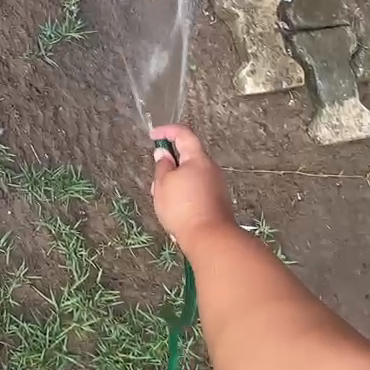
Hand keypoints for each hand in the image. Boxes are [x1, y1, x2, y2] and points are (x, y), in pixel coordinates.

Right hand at [149, 124, 236, 244]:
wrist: (210, 239)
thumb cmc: (182, 207)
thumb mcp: (163, 184)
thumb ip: (162, 166)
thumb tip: (164, 154)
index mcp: (198, 159)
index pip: (183, 134)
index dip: (167, 131)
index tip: (152, 136)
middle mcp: (210, 168)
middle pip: (188, 156)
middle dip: (169, 162)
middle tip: (156, 178)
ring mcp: (216, 185)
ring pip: (191, 174)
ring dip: (175, 180)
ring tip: (163, 199)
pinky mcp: (217, 201)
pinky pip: (196, 189)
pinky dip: (183, 192)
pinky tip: (175, 210)